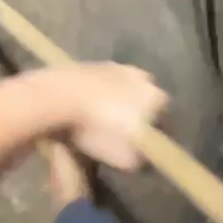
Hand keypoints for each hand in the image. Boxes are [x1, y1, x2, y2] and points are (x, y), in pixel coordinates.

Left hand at [39, 64, 167, 170]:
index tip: (142, 152)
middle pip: (144, 104)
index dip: (155, 142)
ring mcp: (113, 65)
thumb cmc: (98, 130)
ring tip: (98, 124)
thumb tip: (141, 153)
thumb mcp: (129, 160)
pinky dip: (96, 96)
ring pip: (121, 92)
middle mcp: (140, 76)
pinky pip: (99, 85)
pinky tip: (84, 109)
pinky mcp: (88, 63)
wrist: (57, 96)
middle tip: (120, 138)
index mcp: (157, 97)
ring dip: (115, 105)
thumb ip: (144, 158)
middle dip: (136, 119)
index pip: (165, 124)